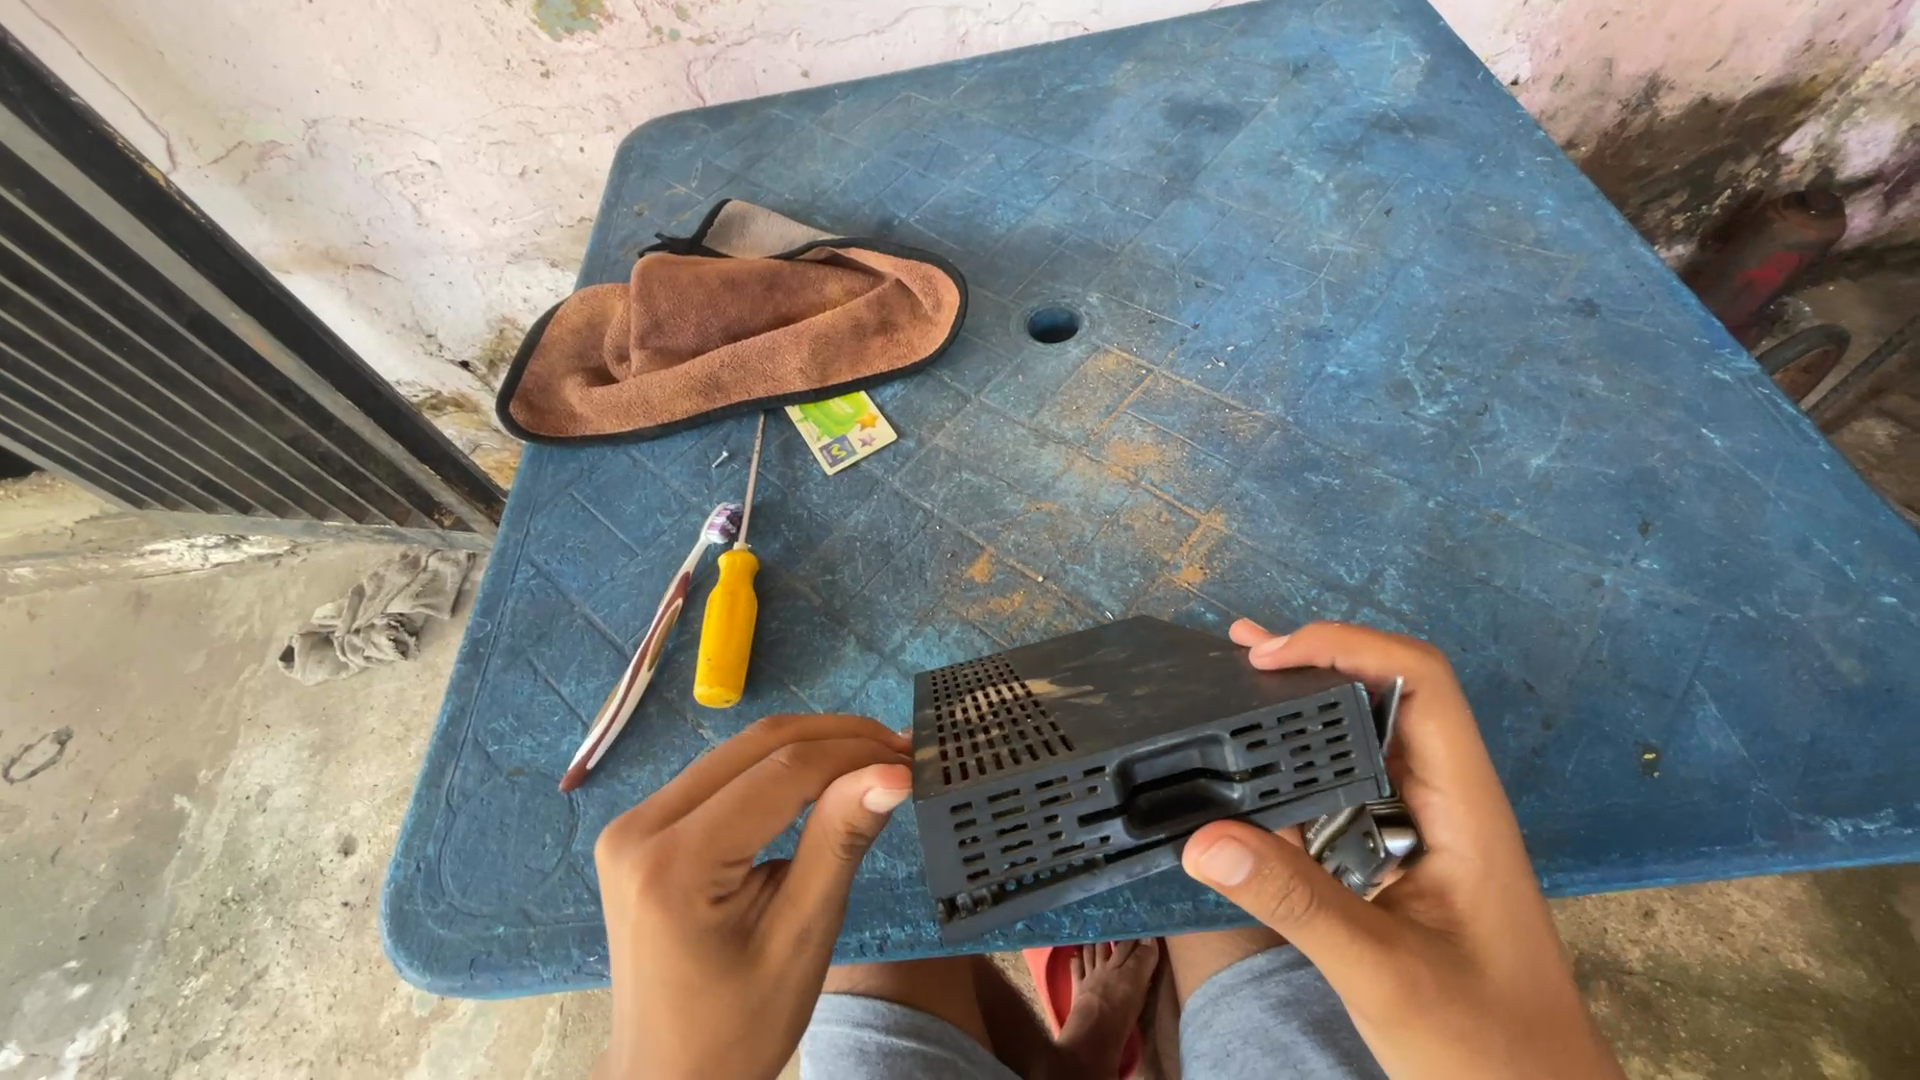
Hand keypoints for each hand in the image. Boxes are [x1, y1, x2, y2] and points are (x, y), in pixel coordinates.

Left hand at [593, 713, 911, 1079]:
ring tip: (873, 758)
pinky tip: (824, 775)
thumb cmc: (740, 1026)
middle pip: (756, 746)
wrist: (668, 1077)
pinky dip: (780, 766)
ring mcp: (635, 821)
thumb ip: (840, 842)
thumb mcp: (802, 938)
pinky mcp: (644, 826)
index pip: (780, 773)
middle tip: (898, 749)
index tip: (910, 757)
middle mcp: (641, 825)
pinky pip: (723, 773)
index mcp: (675, 863)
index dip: (853, 754)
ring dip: (811, 746)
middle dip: (836, 738)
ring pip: (741, 751)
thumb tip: (893, 773)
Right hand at [1180, 621, 1622, 1079]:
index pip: (1420, 682)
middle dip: (1313, 662)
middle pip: (1386, 695)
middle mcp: (1441, 800)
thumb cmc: (1489, 1051)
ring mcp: (1417, 828)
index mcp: (1464, 805)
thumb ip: (1296, 902)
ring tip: (1232, 681)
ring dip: (1299, 709)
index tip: (1269, 659)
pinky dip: (1289, 766)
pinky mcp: (1391, 857)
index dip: (1347, 648)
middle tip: (1238, 654)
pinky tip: (1247, 769)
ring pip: (1359, 740)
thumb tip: (1201, 839)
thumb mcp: (1385, 975)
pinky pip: (1338, 792)